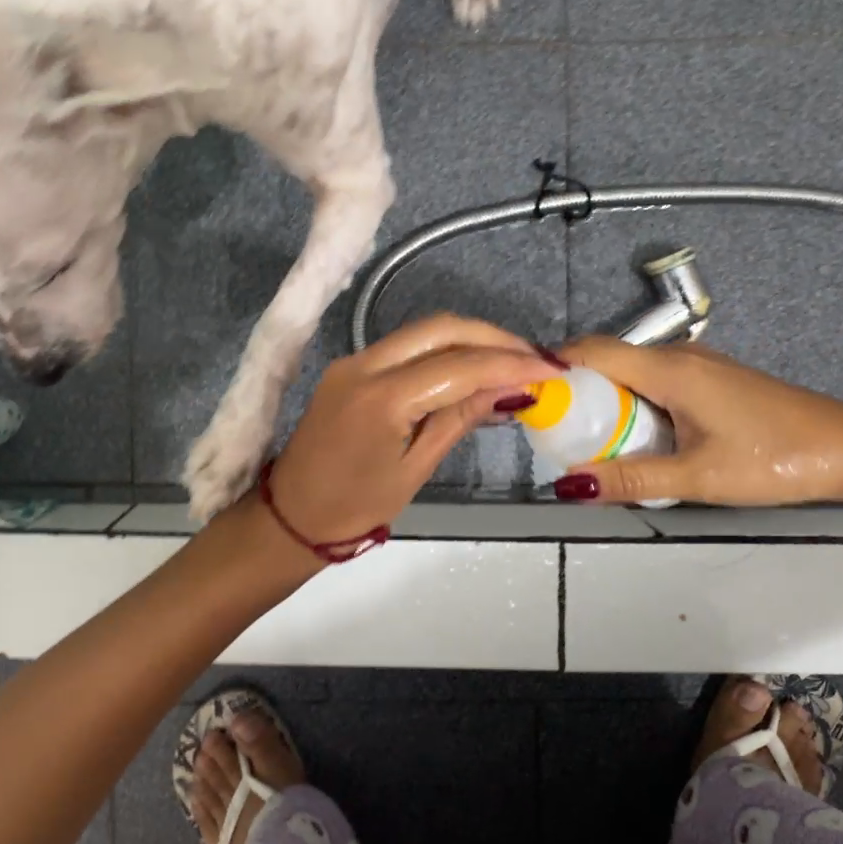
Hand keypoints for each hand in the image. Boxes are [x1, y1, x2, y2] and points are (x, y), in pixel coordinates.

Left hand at [266, 314, 561, 545]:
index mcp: (380, 398)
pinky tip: (472, 367)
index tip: (553, 370)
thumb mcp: (415, 469)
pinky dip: (444, 350)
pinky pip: (405, 346)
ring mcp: (353, 361)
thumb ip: (459, 419)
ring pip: (423, 332)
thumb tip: (511, 388)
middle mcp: (364, 365)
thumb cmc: (353, 508)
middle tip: (536, 359)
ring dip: (471, 340)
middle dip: (494, 338)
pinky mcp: (349, 366)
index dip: (510, 363)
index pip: (458, 365)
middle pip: (441, 329)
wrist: (289, 515)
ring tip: (513, 362)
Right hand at [555, 336, 842, 506]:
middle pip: (607, 360)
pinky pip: (654, 383)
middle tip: (551, 431)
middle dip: (574, 390)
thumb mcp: (699, 478)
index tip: (528, 397)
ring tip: (586, 441)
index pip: (592, 350)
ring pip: (631, 373)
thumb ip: (632, 480)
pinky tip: (635, 440)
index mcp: (668, 370)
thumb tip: (569, 484)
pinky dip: (631, 405)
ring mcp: (698, 367)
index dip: (553, 366)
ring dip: (604, 400)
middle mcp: (678, 358)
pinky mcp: (712, 382)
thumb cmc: (775, 458)